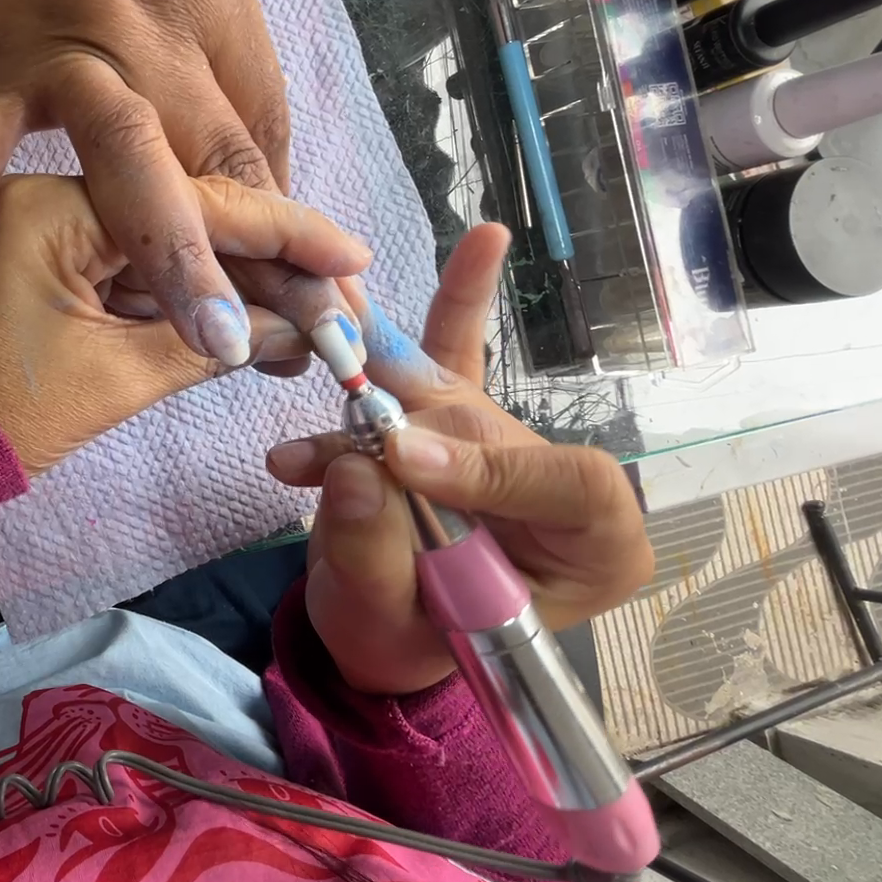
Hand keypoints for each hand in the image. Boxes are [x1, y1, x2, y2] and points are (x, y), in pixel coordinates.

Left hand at [0, 175, 365, 474]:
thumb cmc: (4, 414)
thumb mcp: (114, 379)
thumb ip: (208, 348)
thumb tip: (294, 333)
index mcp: (55, 208)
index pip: (190, 207)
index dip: (281, 236)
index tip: (353, 258)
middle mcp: (54, 197)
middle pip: (186, 222)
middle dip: (265, 269)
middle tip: (343, 301)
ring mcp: (53, 228)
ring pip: (167, 249)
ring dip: (234, 290)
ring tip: (312, 324)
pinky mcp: (56, 261)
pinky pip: (136, 271)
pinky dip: (188, 302)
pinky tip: (250, 327)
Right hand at [265, 225, 653, 693]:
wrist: (370, 630)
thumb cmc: (392, 641)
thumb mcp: (381, 619)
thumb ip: (375, 552)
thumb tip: (356, 467)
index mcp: (583, 554)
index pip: (571, 487)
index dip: (492, 467)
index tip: (400, 464)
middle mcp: (552, 488)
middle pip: (486, 431)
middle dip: (398, 438)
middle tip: (323, 458)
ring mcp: (500, 445)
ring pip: (441, 395)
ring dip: (364, 405)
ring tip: (297, 447)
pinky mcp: (451, 422)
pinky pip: (458, 356)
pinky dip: (461, 301)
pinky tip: (484, 240)